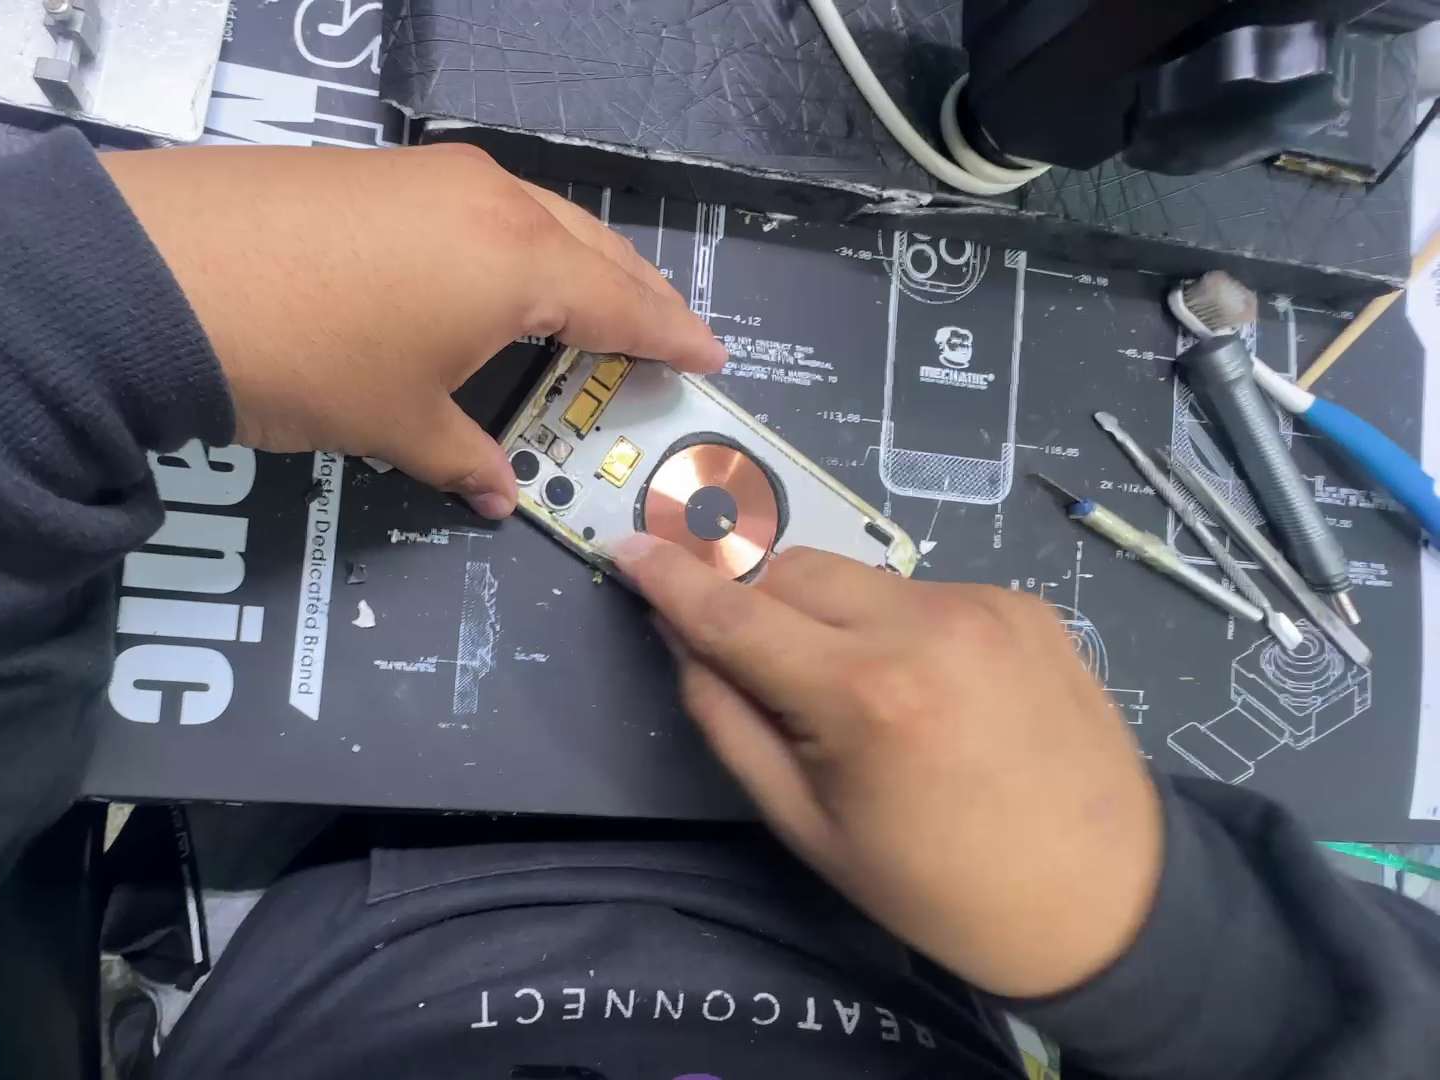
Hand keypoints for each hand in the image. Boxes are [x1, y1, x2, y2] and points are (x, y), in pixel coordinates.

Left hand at [100, 144, 723, 516]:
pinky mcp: (381, 172)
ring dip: (576, 266)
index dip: (670, 337)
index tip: (709, 357)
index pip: (623, 305)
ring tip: (593, 306)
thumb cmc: (309, 361)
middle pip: (592, 249)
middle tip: (664, 333)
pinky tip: (494, 277)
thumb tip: (497, 495)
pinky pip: (480, 211)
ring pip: (538, 220)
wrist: (160, 279)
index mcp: (517, 266)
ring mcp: (432, 175)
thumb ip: (462, 457)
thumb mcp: (394, 424)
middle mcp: (491, 203)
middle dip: (637, 294)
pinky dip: (512, 249)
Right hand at [613, 536, 1163, 998]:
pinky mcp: (1019, 602)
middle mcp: (924, 625)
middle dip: (753, 607)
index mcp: (864, 696)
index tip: (624, 549)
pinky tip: (918, 680)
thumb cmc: (931, 883)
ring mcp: (982, 604)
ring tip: (851, 682)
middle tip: (769, 672)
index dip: (669, 580)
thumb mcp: (798, 819)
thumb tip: (678, 633)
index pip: (732, 616)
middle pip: (785, 571)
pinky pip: (906, 587)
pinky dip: (880, 619)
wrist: (1113, 907)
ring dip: (815, 611)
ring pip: (843, 573)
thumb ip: (721, 714)